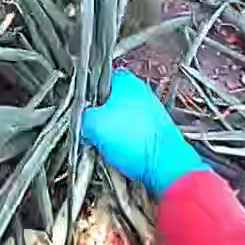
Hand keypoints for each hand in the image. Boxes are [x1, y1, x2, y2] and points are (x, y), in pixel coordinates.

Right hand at [80, 67, 205, 195]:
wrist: (165, 166)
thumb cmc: (138, 141)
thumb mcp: (94, 124)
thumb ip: (82, 115)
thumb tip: (79, 118)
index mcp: (125, 81)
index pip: (98, 78)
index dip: (86, 94)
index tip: (81, 106)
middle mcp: (140, 93)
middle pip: (107, 102)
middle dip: (98, 118)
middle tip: (92, 130)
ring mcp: (149, 113)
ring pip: (118, 121)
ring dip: (110, 133)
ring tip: (107, 146)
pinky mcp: (153, 132)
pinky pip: (130, 135)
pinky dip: (124, 144)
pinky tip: (120, 155)